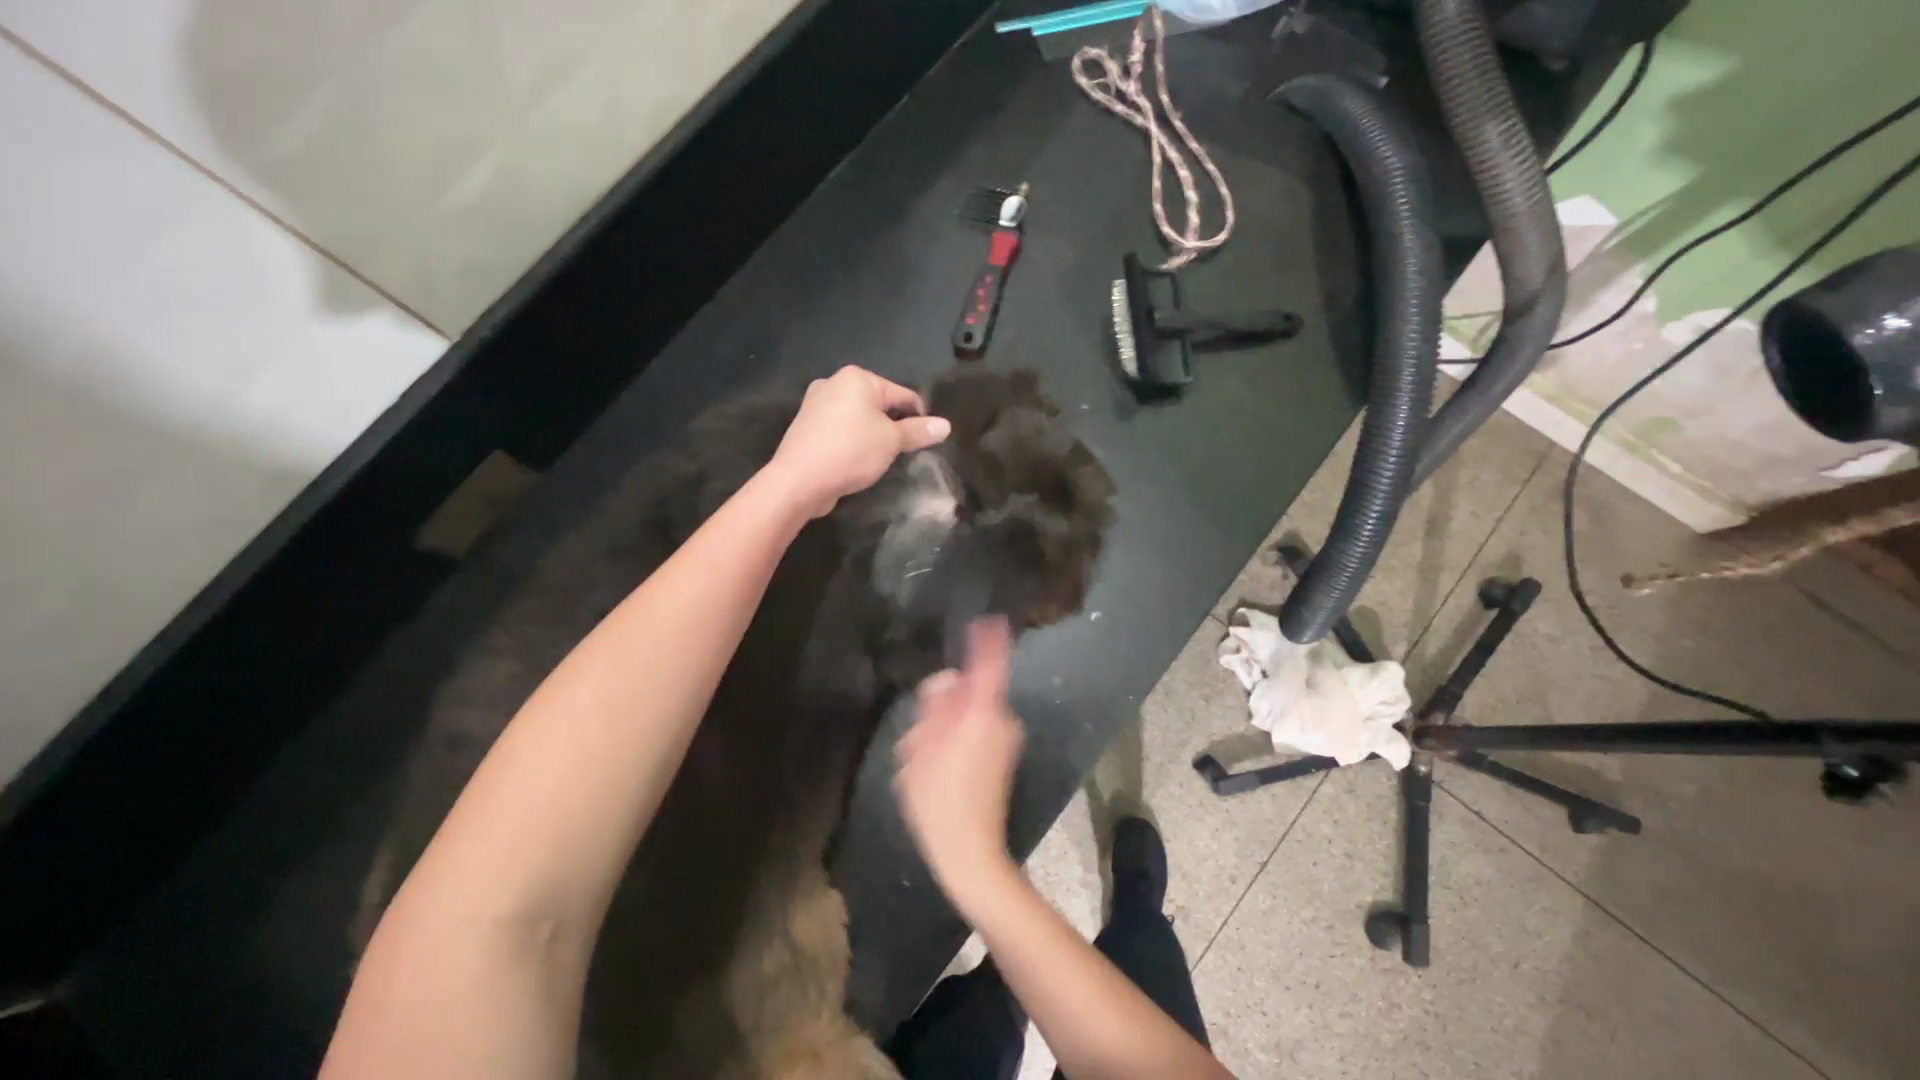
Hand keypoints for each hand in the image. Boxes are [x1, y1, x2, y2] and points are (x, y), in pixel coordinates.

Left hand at [768, 366, 950, 518]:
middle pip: (878, 404)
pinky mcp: (806, 427)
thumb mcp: (892, 442)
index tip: (928, 439)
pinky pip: (840, 430)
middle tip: (903, 452)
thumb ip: (919, 432)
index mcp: (857, 378)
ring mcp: (816, 404)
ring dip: (872, 435)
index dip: (920, 416)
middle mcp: (834, 383)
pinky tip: (856, 460)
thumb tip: (946, 425)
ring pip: (858, 418)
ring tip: (881, 458)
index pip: (902, 394)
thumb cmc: (851, 452)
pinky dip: (852, 441)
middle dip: (893, 425)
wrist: (798, 480)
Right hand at [894, 619, 1025, 899]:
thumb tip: (948, 679)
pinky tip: (931, 775)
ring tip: (918, 765)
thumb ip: (936, 708)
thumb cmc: (940, 800)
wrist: (968, 852)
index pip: (988, 667)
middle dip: (939, 709)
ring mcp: (1003, 743)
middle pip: (968, 695)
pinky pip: (971, 736)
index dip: (988, 643)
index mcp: (982, 715)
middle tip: (916, 741)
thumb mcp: (922, 750)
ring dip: (940, 731)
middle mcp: (1000, 723)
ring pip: (965, 718)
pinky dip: (950, 746)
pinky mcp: (1000, 761)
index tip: (990, 620)